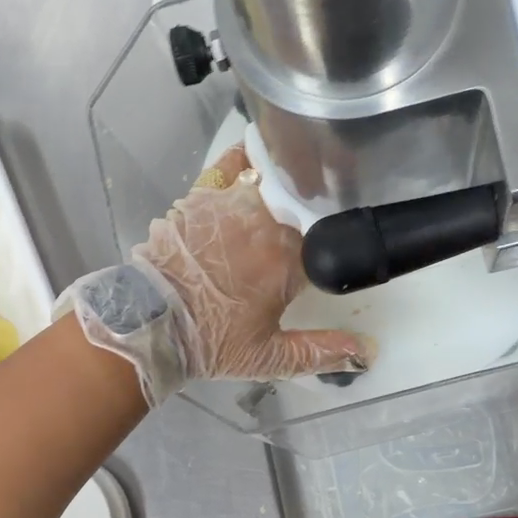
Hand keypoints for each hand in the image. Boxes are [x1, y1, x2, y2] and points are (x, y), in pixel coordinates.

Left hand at [66, 145, 372, 405]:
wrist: (150, 325)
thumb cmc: (212, 342)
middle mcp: (264, 222)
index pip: (328, 240)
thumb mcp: (271, 357)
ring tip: (296, 191)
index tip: (333, 256)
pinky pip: (233, 164)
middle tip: (312, 227)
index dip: (333, 246)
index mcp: (289, 261)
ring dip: (287, 186)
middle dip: (312, 212)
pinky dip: (249, 161)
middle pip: (303, 204)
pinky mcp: (202, 194)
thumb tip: (366, 351)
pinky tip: (257, 164)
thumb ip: (322, 351)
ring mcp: (231, 202)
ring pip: (274, 180)